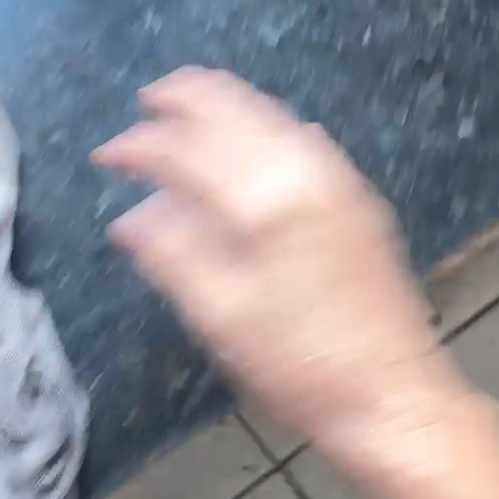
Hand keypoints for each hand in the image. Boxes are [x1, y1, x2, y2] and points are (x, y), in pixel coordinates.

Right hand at [93, 67, 462, 452]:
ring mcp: (337, 182)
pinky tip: (246, 141)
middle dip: (183, 100)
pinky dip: (260, 125)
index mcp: (265, 204)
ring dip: (223, 105)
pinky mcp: (354, 199)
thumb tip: (130, 217)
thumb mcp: (222, 318)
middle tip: (146, 104)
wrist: (393, 398)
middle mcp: (305, 174)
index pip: (188, 149)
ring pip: (270, 115)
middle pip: (234, 108)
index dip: (138, 145)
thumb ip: (172, 255)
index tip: (105, 156)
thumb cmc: (299, 367)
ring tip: (184, 110)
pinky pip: (298, 137)